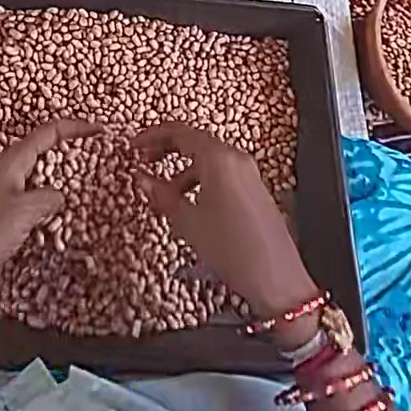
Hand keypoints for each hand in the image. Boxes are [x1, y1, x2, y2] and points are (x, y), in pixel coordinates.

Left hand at [0, 119, 94, 287]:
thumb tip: (59, 196)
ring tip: (88, 180)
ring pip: (43, 176)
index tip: (100, 129)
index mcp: (12, 161)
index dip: (75, 127)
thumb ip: (49, 197)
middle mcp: (10, 172)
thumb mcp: (23, 210)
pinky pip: (37, 200)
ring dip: (64, 177)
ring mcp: (8, 194)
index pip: (48, 132)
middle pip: (46, 150)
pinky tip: (66, 212)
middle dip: (71, 148)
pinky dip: (54, 201)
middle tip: (98, 152)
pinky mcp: (8, 215)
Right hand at [131, 123, 318, 321]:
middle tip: (144, 160)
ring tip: (163, 191)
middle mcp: (236, 159)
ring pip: (208, 159)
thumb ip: (162, 195)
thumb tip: (142, 178)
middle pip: (195, 141)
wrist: (276, 277)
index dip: (152, 136)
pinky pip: (221, 174)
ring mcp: (248, 173)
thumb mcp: (188, 222)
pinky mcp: (254, 190)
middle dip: (166, 149)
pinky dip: (200, 180)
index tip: (134, 146)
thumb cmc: (232, 248)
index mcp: (219, 158)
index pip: (179, 132)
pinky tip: (189, 203)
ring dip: (182, 169)